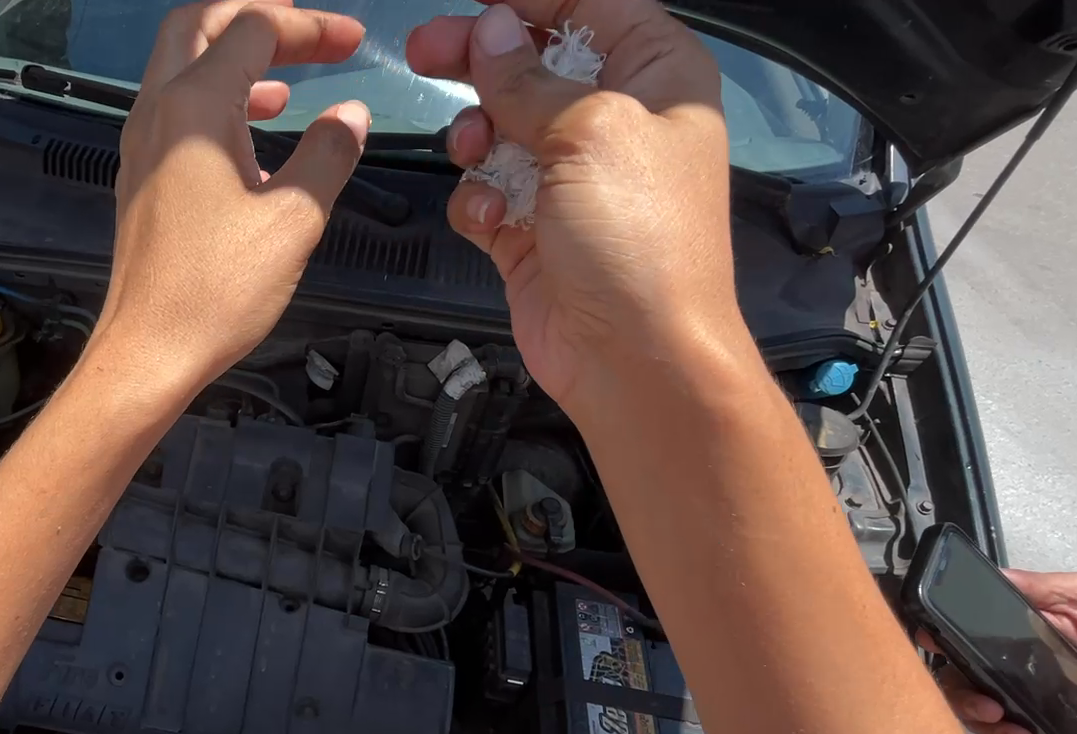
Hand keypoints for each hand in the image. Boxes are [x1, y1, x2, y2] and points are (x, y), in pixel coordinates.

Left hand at [91, 0, 369, 399]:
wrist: (148, 354)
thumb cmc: (218, 291)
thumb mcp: (292, 221)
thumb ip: (328, 156)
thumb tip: (351, 116)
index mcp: (193, 107)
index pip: (252, 29)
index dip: (308, 26)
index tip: (353, 42)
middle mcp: (156, 114)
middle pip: (198, 26)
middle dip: (255, 19)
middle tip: (302, 34)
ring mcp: (138, 151)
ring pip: (178, 72)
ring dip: (231, 63)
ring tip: (284, 88)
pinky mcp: (138, 186)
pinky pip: (171, 118)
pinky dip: (211, 106)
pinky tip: (247, 146)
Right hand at [406, 0, 741, 414]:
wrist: (630, 355)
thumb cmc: (634, 234)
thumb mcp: (589, 133)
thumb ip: (529, 79)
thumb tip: (489, 29)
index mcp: (653, 77)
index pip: (589, 9)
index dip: (530, 1)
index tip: (473, 4)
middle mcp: (609, 125)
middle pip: (532, 68)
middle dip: (479, 61)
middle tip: (422, 51)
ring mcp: (565, 185)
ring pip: (499, 134)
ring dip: (477, 140)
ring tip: (472, 153)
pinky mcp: (528, 235)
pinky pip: (486, 199)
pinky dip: (478, 205)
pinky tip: (488, 222)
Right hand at [936, 570, 1076, 733]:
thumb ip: (1038, 586)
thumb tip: (990, 575)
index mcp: (998, 639)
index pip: (952, 644)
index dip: (935, 645)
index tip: (935, 647)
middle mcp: (1000, 670)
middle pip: (957, 687)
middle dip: (962, 700)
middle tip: (988, 708)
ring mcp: (1022, 700)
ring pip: (982, 718)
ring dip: (989, 729)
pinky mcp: (1051, 726)